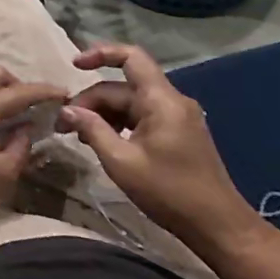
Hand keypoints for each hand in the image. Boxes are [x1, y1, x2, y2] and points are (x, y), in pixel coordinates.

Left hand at [0, 67, 68, 229]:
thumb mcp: (4, 171)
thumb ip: (22, 143)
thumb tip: (28, 126)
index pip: (17, 92)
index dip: (43, 91)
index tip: (64, 93)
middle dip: (20, 84)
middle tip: (37, 105)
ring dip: (2, 91)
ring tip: (20, 113)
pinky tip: (0, 119)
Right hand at [59, 44, 261, 247]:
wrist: (216, 225)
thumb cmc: (168, 192)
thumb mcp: (121, 161)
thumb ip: (92, 129)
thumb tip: (66, 110)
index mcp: (162, 102)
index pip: (132, 58)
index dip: (100, 54)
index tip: (73, 66)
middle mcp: (171, 101)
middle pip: (121, 87)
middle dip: (90, 101)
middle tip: (63, 126)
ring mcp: (175, 117)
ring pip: (128, 102)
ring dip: (100, 114)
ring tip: (77, 136)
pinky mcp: (175, 132)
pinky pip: (139, 116)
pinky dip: (116, 123)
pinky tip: (100, 141)